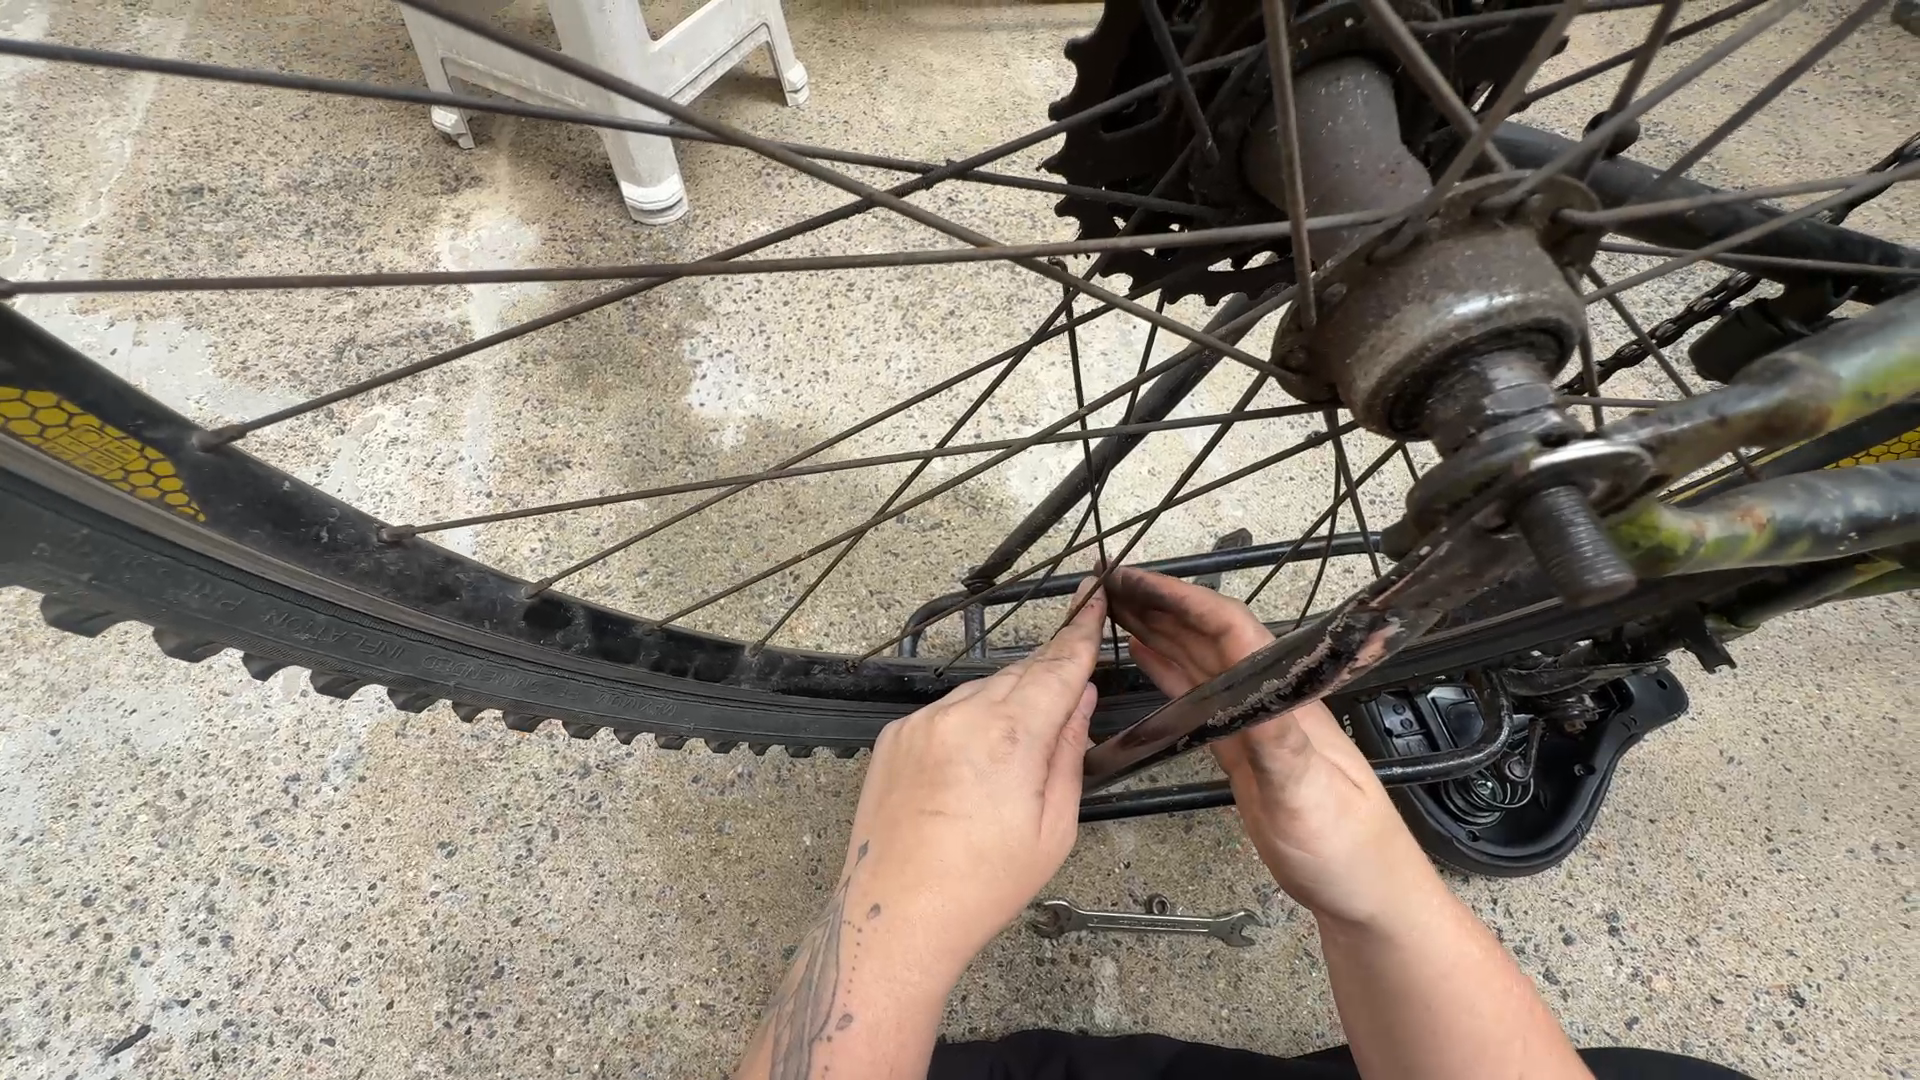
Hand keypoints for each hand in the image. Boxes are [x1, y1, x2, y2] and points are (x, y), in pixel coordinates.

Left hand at [836, 581, 1105, 979]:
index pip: (1057, 667)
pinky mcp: (895, 733)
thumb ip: (1068, 751)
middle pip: (1020, 675)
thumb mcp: (1053, 828)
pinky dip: (967, 723)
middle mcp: (961, 714)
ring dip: (1005, 707)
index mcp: (1010, 737)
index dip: (1080, 633)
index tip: (1093, 599)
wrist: (895, 913)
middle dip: (1046, 680)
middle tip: (1063, 707)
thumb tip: (1078, 698)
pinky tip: (969, 769)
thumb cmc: (981, 884)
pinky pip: (946, 710)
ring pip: (981, 691)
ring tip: (1008, 764)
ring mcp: (922, 721)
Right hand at [1104, 567, 1440, 928]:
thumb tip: (1247, 688)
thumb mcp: (1308, 794)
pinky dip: (1166, 669)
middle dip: (1161, 604)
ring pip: (1197, 659)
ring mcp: (1248, 721)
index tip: (1137, 582)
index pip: (1229, 629)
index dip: (1183, 599)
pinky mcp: (1236, 747)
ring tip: (1116, 608)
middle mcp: (1264, 696)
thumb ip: (1277, 740)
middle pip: (1208, 634)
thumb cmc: (1346, 848)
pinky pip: (1194, 696)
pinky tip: (1142, 653)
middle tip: (1111, 585)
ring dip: (1159, 629)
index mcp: (1283, 695)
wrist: (1365, 893)